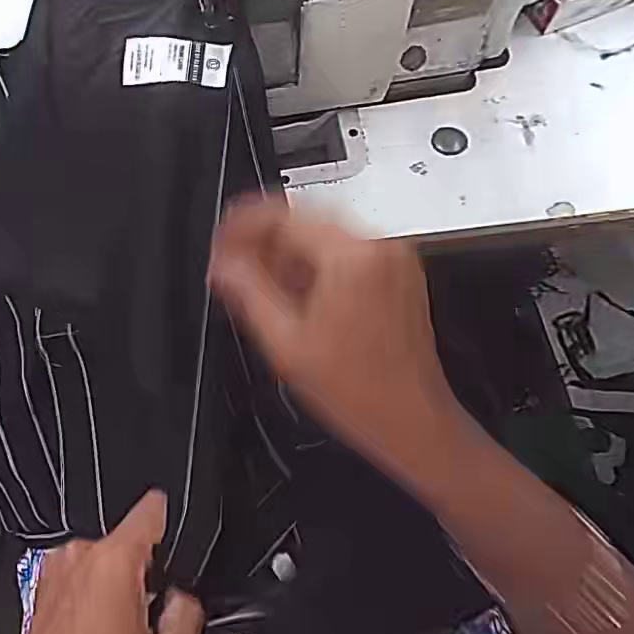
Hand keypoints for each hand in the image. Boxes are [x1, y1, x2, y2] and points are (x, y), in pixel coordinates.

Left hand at [0, 491, 204, 633]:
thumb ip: (187, 611)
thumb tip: (180, 594)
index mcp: (111, 562)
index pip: (154, 507)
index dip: (178, 522)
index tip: (189, 550)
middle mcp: (77, 556)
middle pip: (132, 538)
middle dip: (153, 565)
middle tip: (161, 611)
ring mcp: (53, 575)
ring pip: (108, 560)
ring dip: (125, 583)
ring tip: (133, 632)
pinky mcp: (40, 598)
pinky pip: (85, 577)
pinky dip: (101, 596)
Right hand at [209, 196, 466, 471]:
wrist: (410, 418)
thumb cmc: (363, 392)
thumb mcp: (286, 344)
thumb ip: (248, 293)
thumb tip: (223, 266)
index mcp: (351, 258)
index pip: (282, 216)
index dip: (240, 228)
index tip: (222, 245)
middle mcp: (379, 249)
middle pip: (304, 222)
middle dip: (263, 244)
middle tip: (233, 269)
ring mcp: (394, 260)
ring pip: (324, 238)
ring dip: (288, 257)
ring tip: (262, 289)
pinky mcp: (399, 275)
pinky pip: (347, 254)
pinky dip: (316, 267)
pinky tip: (296, 296)